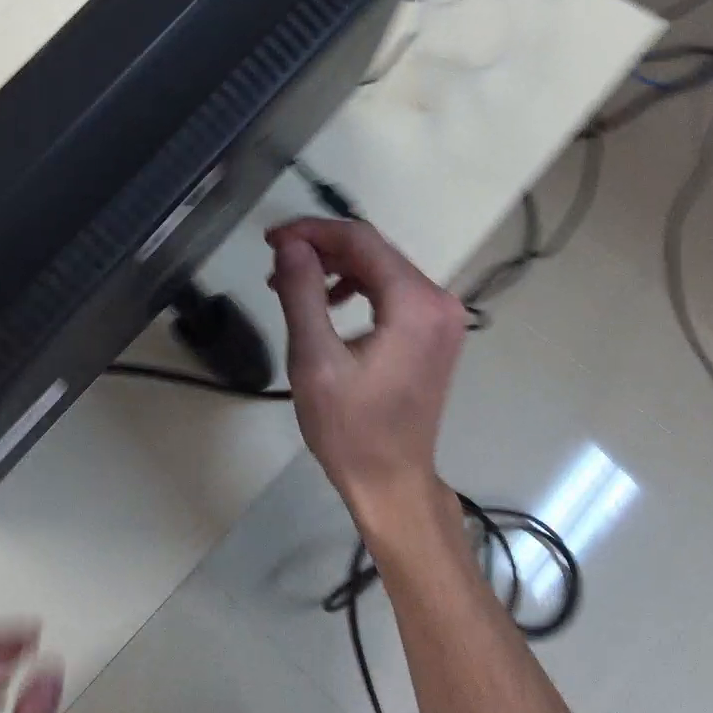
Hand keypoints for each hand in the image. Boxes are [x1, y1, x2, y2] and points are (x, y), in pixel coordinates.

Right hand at [266, 218, 466, 528]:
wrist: (391, 481)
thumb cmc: (350, 429)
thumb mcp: (314, 360)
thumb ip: (302, 294)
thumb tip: (290, 245)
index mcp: (415, 303)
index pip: (361, 240)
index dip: (312, 231)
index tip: (270, 240)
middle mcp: (438, 301)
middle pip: (374, 250)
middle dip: (321, 248)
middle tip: (274, 263)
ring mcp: (442, 318)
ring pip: (382, 268)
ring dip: (336, 268)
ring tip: (292, 284)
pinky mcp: (434, 333)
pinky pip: (392, 291)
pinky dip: (357, 287)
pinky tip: (328, 303)